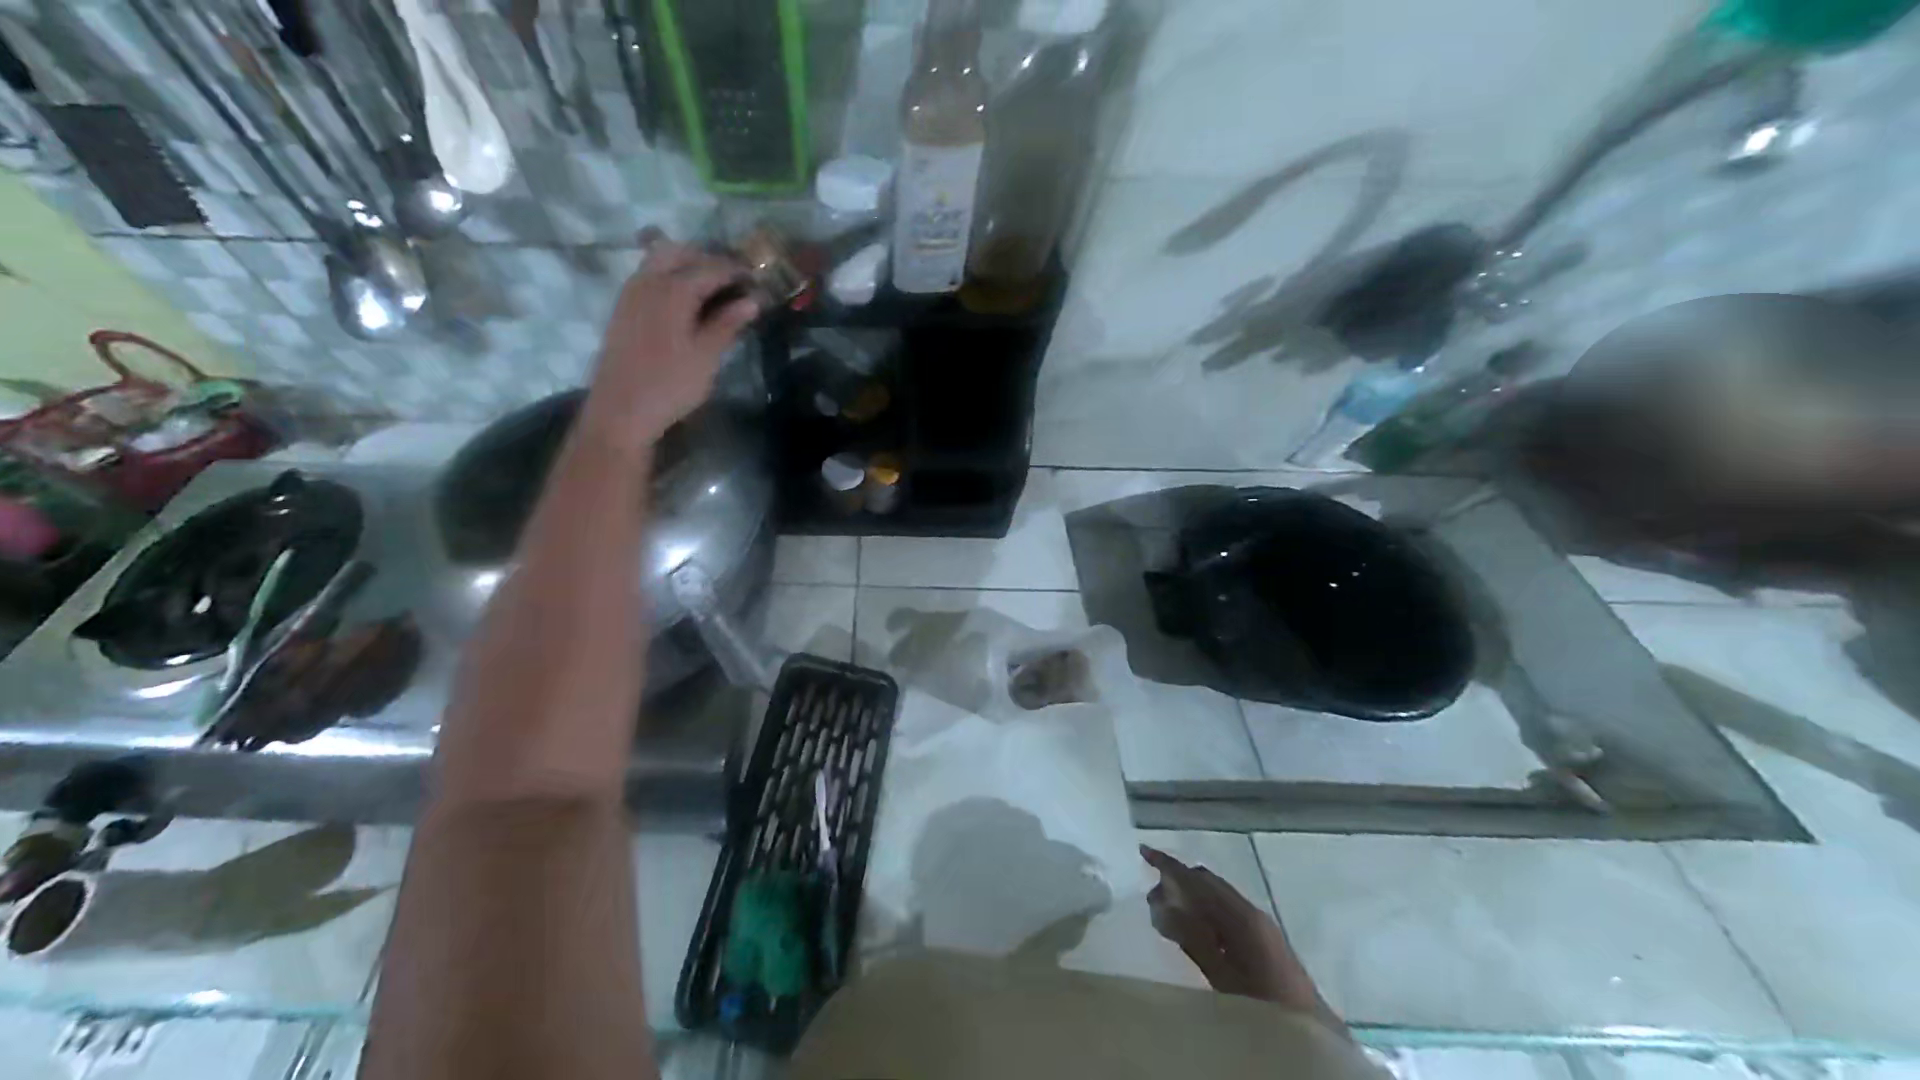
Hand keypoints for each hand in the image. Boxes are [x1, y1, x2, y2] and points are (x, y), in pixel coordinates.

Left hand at [582, 242, 758, 449]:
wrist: (621, 410)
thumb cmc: (670, 385)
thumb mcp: (706, 356)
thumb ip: (728, 323)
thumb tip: (752, 300)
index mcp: (674, 290)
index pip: (712, 267)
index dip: (737, 272)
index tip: (757, 282)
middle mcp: (649, 281)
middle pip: (680, 252)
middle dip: (709, 260)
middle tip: (734, 283)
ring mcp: (631, 292)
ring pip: (660, 260)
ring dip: (687, 266)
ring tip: (712, 292)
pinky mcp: (623, 308)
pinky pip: (649, 277)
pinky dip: (670, 279)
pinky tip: (686, 304)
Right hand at [1142, 845, 1343, 1029]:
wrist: (1310, 1030)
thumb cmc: (1264, 1005)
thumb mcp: (1222, 976)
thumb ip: (1193, 938)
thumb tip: (1162, 903)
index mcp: (1241, 915)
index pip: (1197, 879)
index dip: (1169, 864)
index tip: (1143, 852)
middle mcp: (1250, 910)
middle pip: (1207, 883)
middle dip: (1177, 882)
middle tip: (1151, 900)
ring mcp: (1258, 923)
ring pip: (1216, 896)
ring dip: (1190, 898)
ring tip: (1165, 915)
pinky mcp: (1261, 937)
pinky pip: (1224, 911)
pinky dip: (1203, 911)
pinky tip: (1192, 929)